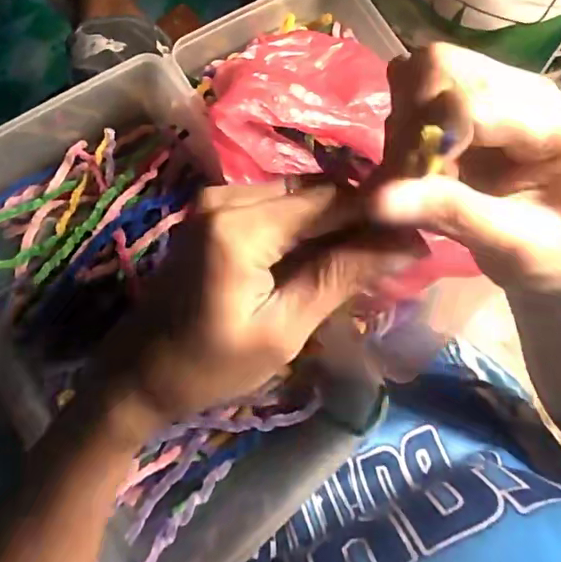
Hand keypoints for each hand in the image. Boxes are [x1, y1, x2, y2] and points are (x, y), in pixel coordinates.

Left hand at [92, 182, 421, 436]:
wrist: (138, 372)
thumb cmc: (209, 365)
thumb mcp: (284, 330)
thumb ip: (341, 276)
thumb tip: (406, 242)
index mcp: (240, 226)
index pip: (329, 200)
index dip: (379, 212)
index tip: (421, 233)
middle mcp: (227, 195)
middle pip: (315, 190)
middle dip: (360, 215)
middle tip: (400, 248)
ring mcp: (217, 198)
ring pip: (299, 194)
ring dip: (336, 219)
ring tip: (371, 252)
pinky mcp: (216, 210)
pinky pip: (276, 205)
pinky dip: (308, 224)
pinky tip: (330, 251)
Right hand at [371, 43, 560, 301]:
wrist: (555, 262)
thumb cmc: (546, 260)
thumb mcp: (506, 244)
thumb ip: (447, 210)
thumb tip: (376, 200)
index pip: (475, 103)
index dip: (428, 140)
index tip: (407, 187)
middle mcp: (536, 89)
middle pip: (445, 65)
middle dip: (414, 120)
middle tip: (409, 174)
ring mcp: (504, 84)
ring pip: (426, 67)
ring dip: (407, 119)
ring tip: (418, 170)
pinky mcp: (475, 90)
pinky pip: (419, 81)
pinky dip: (407, 118)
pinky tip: (421, 157)